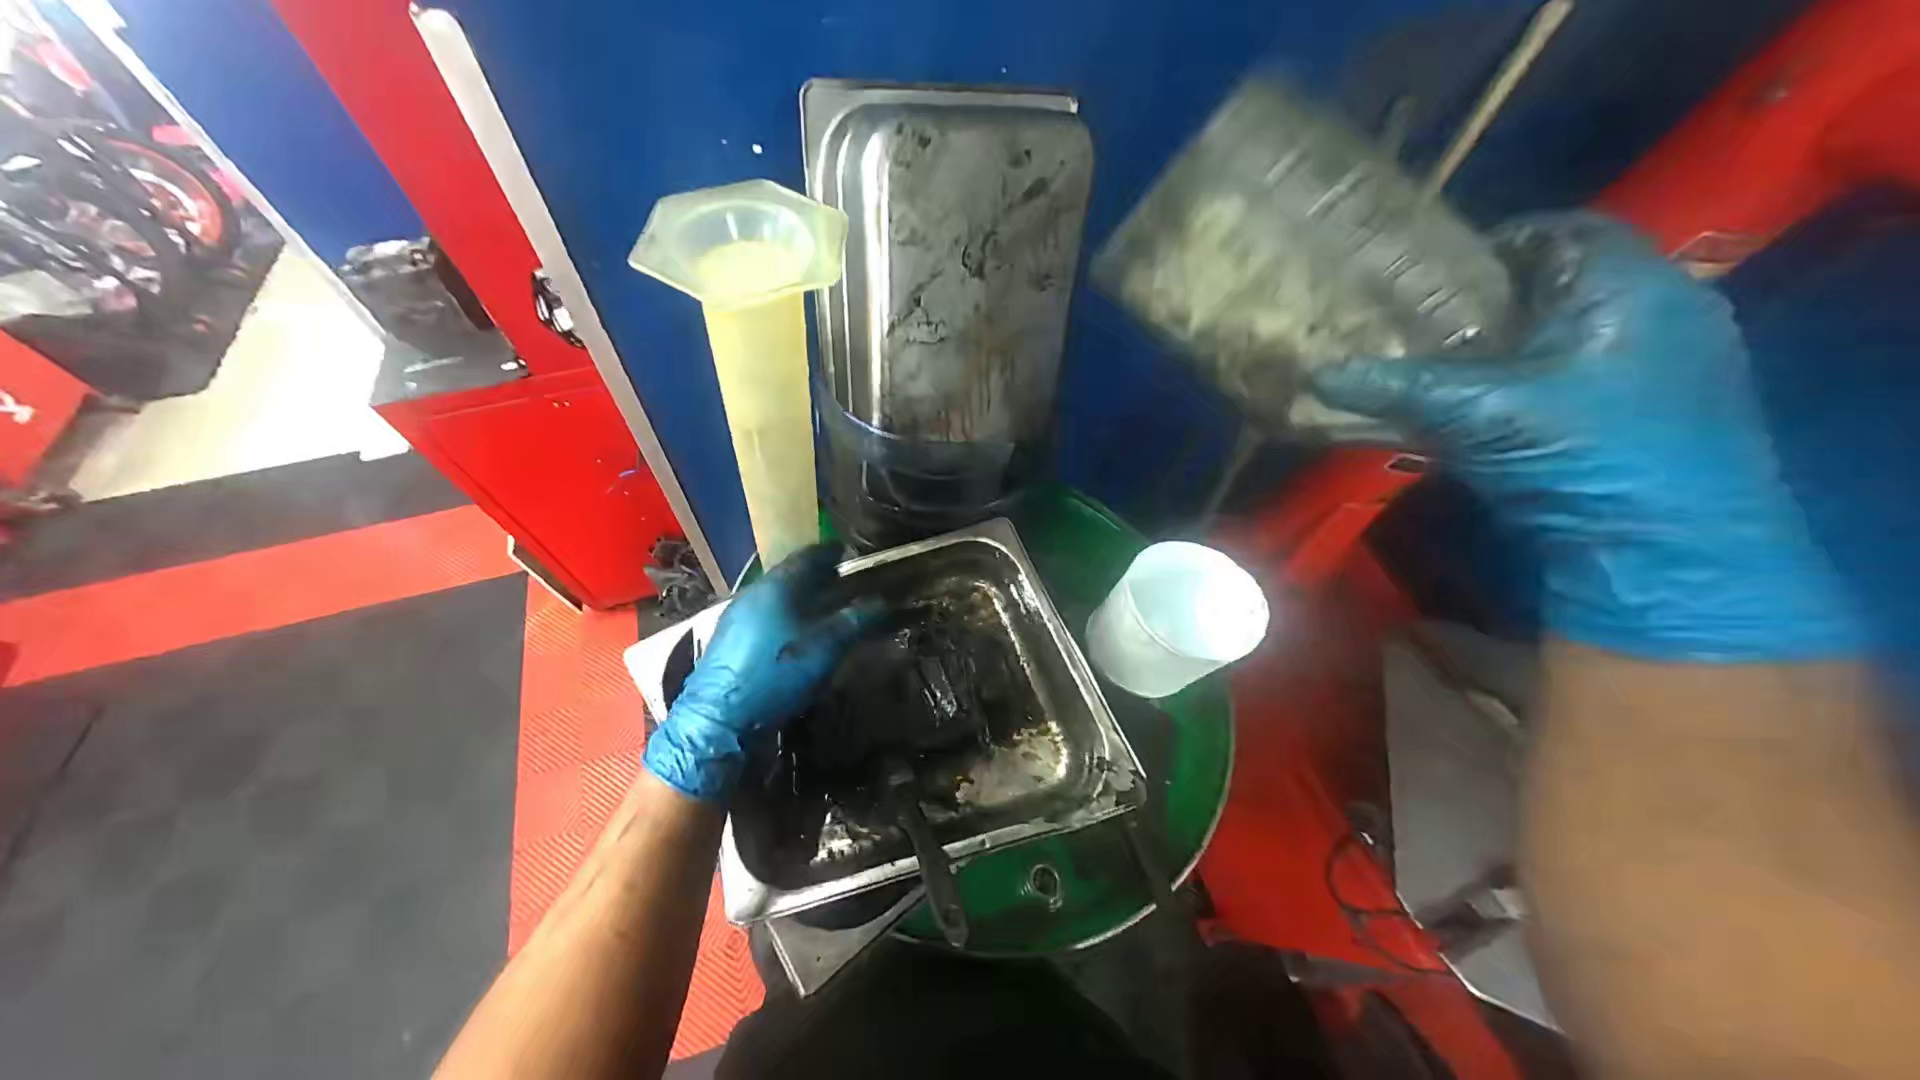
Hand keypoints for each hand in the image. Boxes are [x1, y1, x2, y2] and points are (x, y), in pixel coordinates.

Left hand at [643, 544, 880, 799]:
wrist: (717, 717)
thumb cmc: (776, 673)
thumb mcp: (826, 648)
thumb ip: (855, 621)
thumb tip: (883, 602)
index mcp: (777, 586)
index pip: (807, 556)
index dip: (829, 553)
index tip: (846, 552)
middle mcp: (753, 593)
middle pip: (790, 576)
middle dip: (817, 577)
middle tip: (840, 581)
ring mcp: (736, 616)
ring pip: (775, 597)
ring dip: (800, 598)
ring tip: (822, 609)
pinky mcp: (727, 640)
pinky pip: (764, 616)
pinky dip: (785, 615)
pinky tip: (794, 634)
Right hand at [1311, 212, 1859, 660]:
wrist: (1666, 557)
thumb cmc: (1588, 457)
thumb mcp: (1481, 414)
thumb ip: (1397, 388)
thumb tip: (1316, 373)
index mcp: (1631, 288)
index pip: (1558, 231)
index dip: (1488, 243)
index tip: (1424, 271)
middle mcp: (1648, 315)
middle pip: (1546, 286)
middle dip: (1476, 301)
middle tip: (1410, 318)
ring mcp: (1642, 370)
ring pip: (1546, 338)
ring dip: (1487, 350)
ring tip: (1422, 361)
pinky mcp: (1626, 416)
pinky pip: (1551, 380)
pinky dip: (1502, 385)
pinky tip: (1457, 406)